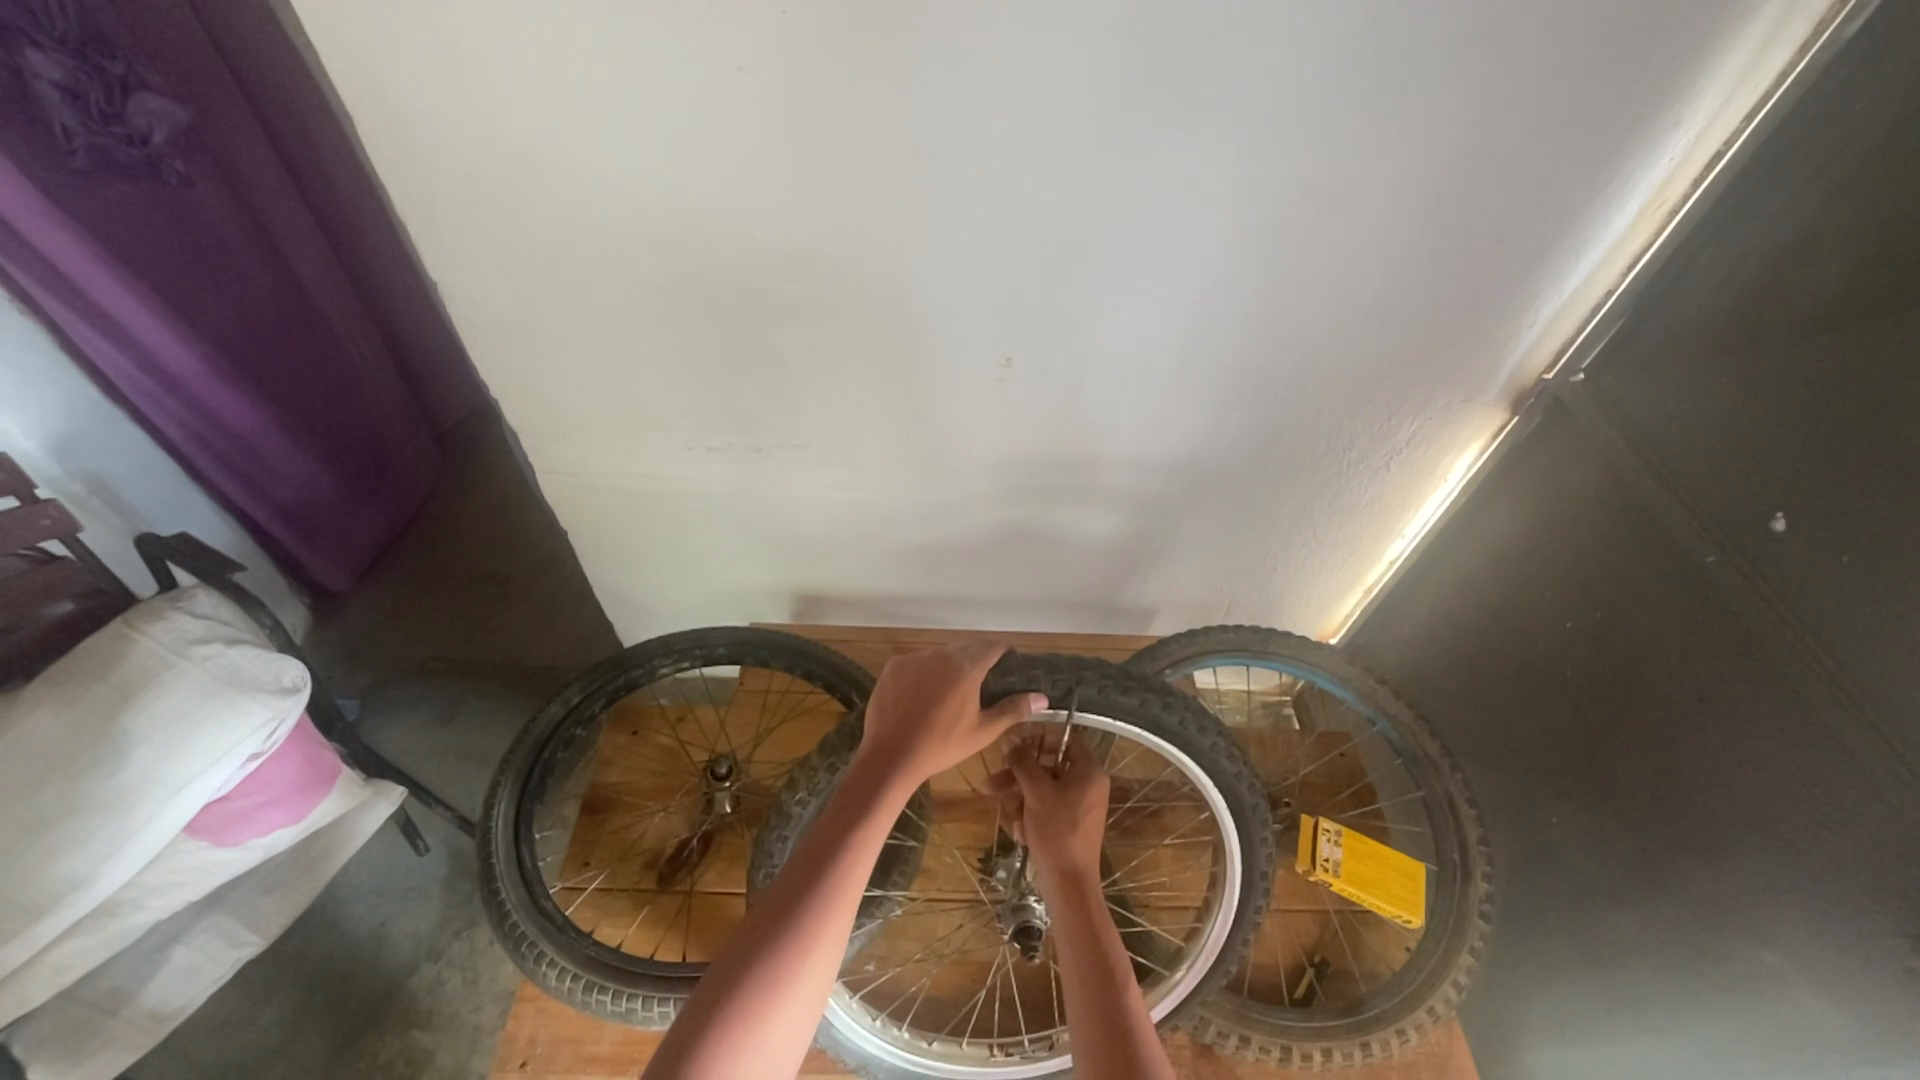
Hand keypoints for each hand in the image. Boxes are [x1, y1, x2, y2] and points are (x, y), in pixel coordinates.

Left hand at [854, 643, 1046, 785]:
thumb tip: (1043, 698)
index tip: (1006, 666)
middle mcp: (941, 654)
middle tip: (978, 688)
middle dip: (975, 662)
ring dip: (948, 667)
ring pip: (939, 655)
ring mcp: (914, 658)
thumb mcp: (983, 731)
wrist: (891, 755)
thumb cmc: (943, 745)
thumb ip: (1014, 709)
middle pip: (965, 649)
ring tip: (947, 695)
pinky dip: (923, 673)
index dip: (1002, 653)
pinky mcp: (894, 666)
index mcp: (967, 666)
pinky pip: (916, 663)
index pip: (992, 646)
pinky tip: (921, 697)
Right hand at [992, 731, 1109, 895]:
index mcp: (1088, 771)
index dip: (1038, 740)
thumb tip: (1012, 739)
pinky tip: (1020, 832)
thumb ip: (1023, 762)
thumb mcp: (1036, 792)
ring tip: (1010, 817)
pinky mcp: (1068, 825)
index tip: (1014, 746)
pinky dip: (1029, 816)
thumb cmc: (1057, 831)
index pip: (1064, 741)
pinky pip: (1045, 809)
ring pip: (1041, 789)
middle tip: (992, 783)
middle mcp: (1087, 785)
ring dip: (1019, 800)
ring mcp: (1078, 806)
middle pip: (1047, 767)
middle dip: (1017, 777)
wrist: (1069, 883)